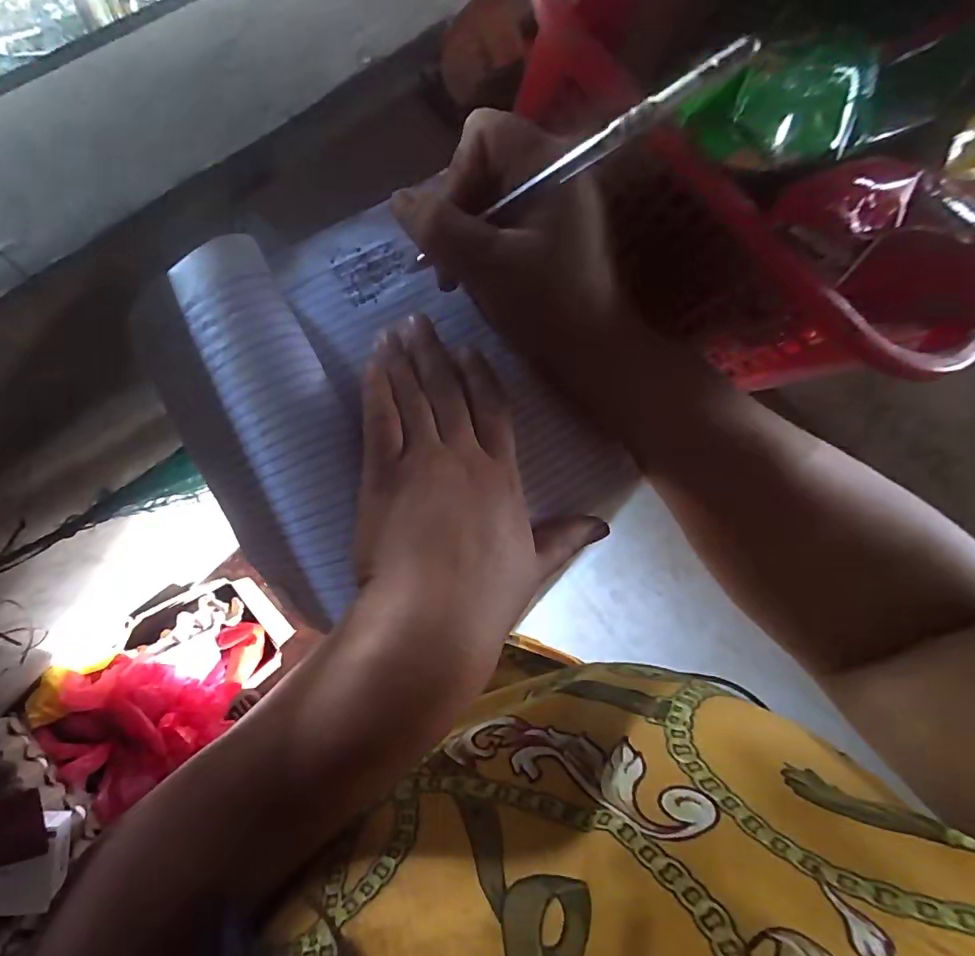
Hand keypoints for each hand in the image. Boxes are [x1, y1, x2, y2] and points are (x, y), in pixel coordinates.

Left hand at [351, 314, 607, 643]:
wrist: (435, 616)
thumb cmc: (485, 598)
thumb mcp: (534, 565)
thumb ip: (564, 538)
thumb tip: (600, 525)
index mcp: (503, 477)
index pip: (494, 411)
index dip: (480, 376)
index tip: (468, 349)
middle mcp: (466, 458)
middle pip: (450, 393)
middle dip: (436, 354)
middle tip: (421, 320)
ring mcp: (424, 461)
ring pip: (416, 397)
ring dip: (406, 360)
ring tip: (396, 330)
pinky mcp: (383, 474)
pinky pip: (381, 418)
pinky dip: (377, 386)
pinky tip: (373, 361)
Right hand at [391, 109, 713, 438]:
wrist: (591, 349)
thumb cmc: (543, 306)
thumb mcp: (483, 265)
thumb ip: (438, 227)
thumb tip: (398, 200)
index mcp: (546, 161)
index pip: (480, 134)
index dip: (454, 178)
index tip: (451, 232)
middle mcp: (552, 167)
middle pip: (479, 163)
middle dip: (455, 212)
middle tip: (447, 267)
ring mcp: (552, 197)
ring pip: (484, 195)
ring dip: (461, 235)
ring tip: (457, 279)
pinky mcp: (548, 225)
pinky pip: (499, 219)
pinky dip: (479, 245)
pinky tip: (474, 278)